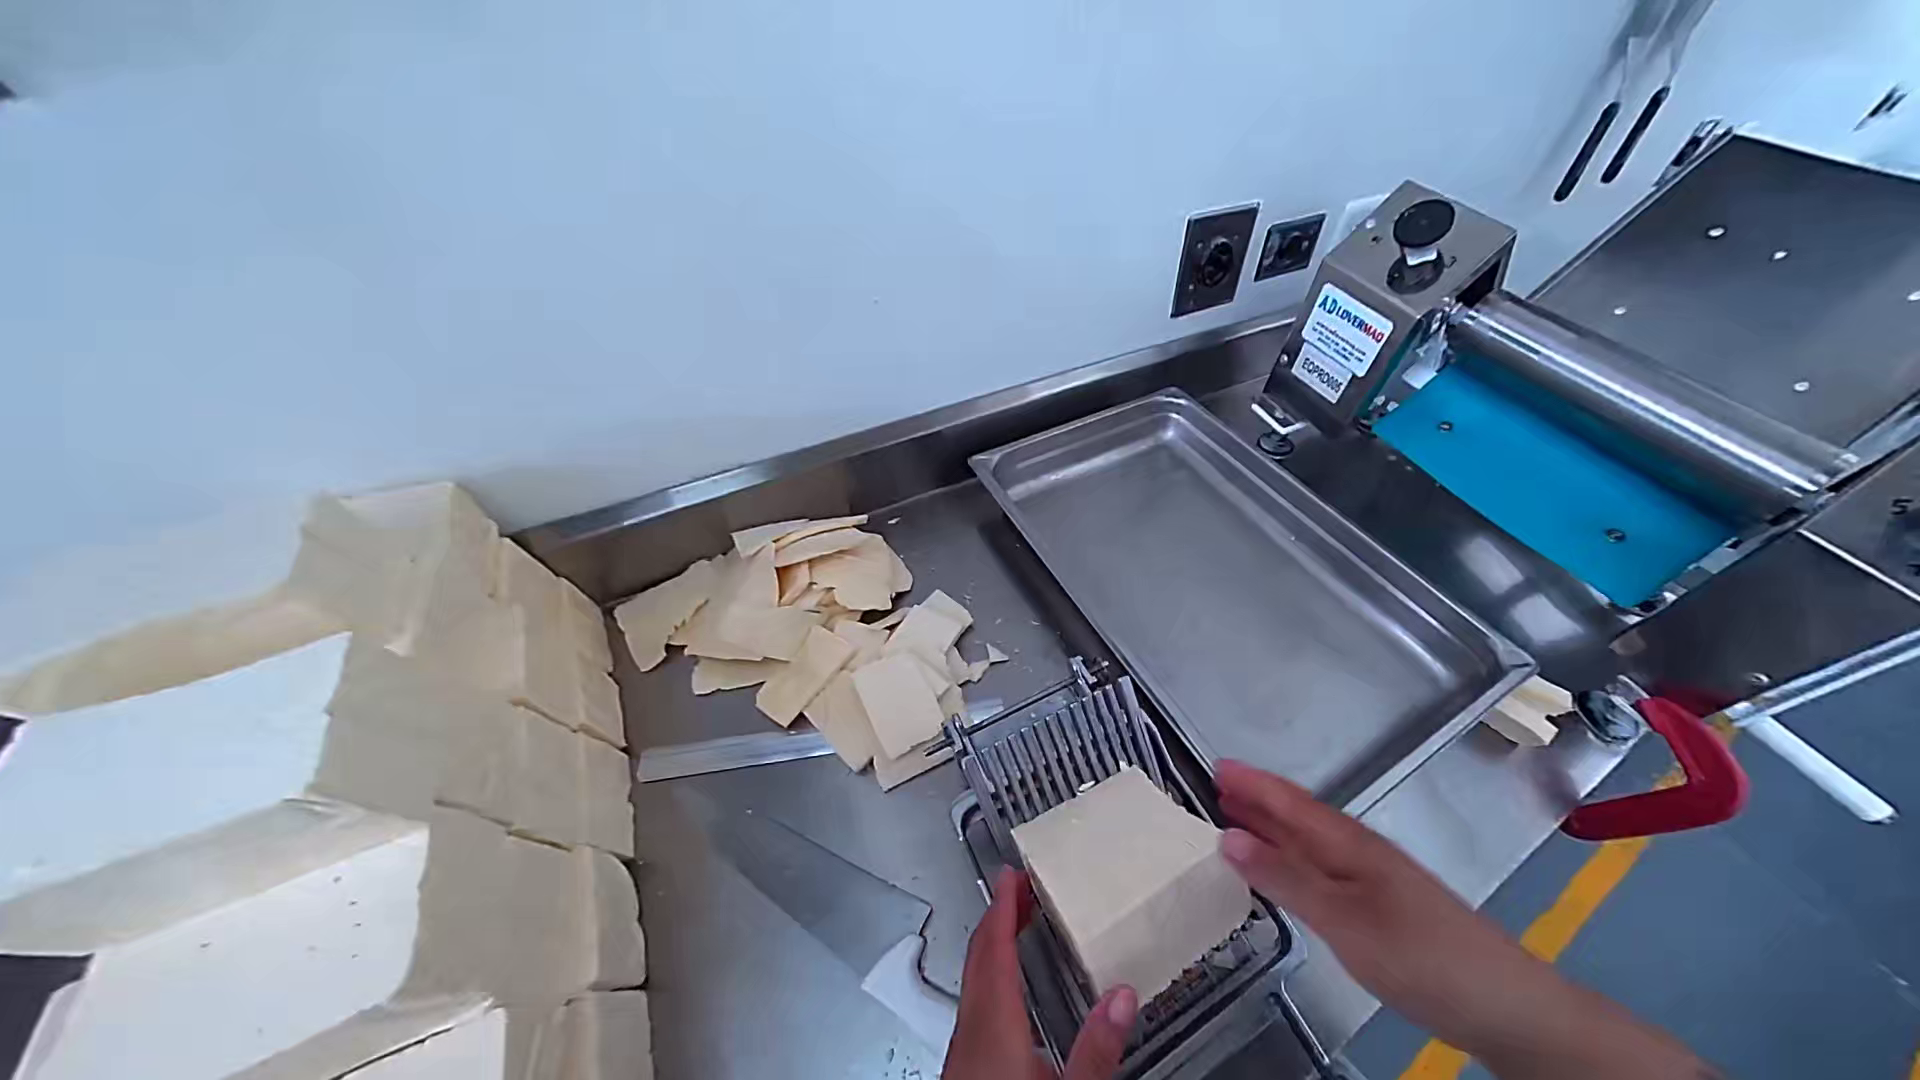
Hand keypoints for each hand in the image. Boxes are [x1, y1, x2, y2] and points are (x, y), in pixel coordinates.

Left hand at [942, 867, 1137, 1079]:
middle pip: (979, 954)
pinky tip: (1010, 988)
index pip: (993, 946)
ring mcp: (963, 1049)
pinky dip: (991, 972)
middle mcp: (971, 1027)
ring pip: (973, 975)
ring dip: (993, 943)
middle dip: (999, 916)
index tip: (1013, 874)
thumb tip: (1123, 997)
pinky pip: (974, 999)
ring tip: (1019, 925)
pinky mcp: (964, 1066)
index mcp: (993, 1024)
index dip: (1003, 906)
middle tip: (1022, 888)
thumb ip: (1097, 1050)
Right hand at [1213, 760, 1710, 1079]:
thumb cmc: (1420, 955)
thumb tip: (1226, 836)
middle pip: (1295, 815)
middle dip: (1255, 799)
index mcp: (1345, 842)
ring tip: (1233, 817)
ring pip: (1306, 840)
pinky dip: (1288, 856)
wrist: (1507, 1006)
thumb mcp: (1342, 919)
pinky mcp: (1377, 904)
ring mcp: (1369, 877)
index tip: (1214, 765)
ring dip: (1269, 826)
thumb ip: (1284, 877)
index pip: (1287, 801)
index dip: (1251, 782)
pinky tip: (1280, 869)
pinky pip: (1318, 865)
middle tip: (1213, 787)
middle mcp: (1355, 850)